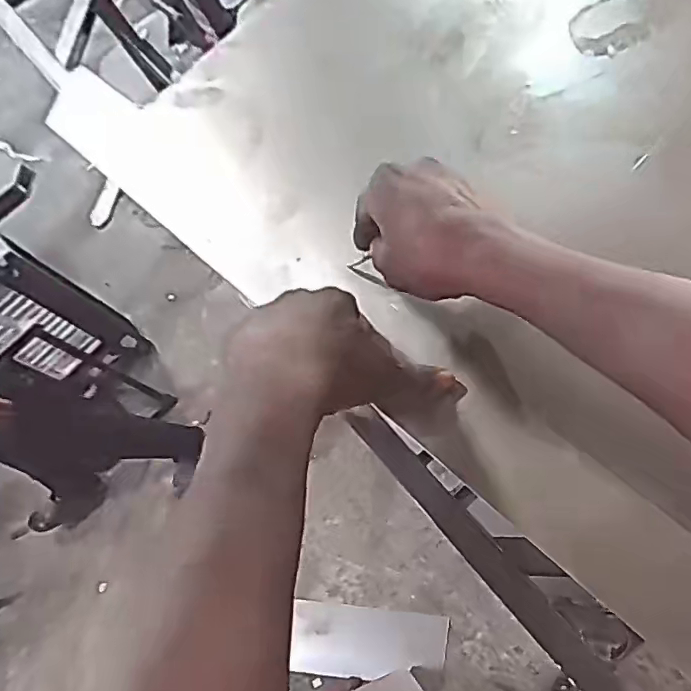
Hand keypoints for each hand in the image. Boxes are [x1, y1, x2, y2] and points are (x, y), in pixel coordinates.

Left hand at [224, 289, 460, 417]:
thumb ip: (418, 380)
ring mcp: (263, 318)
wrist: (276, 389)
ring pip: (290, 335)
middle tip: (340, 379)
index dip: (363, 343)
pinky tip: (284, 390)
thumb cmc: (336, 374)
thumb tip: (454, 384)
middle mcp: (298, 299)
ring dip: (300, 354)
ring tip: (312, 389)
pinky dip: (272, 367)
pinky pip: (260, 352)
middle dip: (330, 345)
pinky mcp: (237, 341)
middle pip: (321, 322)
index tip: (365, 368)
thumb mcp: (386, 379)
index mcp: (337, 300)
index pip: (357, 317)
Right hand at [353, 159, 503, 299]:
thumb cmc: (437, 254)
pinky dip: (449, 221)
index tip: (368, 243)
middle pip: (398, 198)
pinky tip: (451, 243)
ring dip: (425, 219)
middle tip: (398, 246)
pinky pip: (453, 207)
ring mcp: (447, 178)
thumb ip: (379, 255)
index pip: (366, 210)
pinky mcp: (474, 191)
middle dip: (397, 220)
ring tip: (429, 249)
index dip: (366, 232)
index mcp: (383, 183)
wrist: (484, 253)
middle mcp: (415, 171)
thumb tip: (385, 254)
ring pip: (427, 199)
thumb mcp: (389, 268)